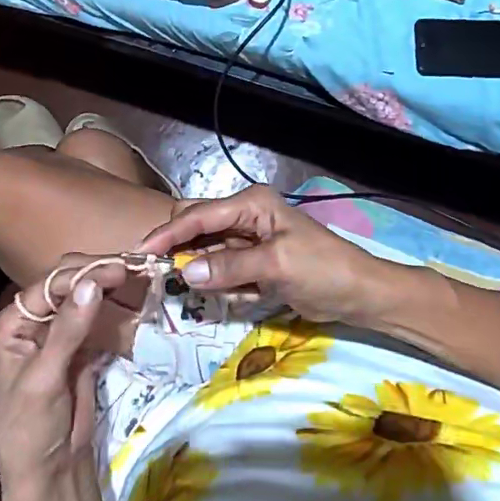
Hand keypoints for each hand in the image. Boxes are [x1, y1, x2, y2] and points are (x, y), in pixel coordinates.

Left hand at [0, 256, 128, 500]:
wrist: (50, 472)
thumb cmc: (30, 426)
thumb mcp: (45, 378)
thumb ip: (68, 330)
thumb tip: (93, 283)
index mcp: (13, 323)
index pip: (49, 286)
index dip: (83, 274)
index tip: (119, 269)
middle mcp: (34, 321)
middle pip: (69, 286)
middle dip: (99, 276)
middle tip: (134, 269)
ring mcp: (61, 333)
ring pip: (88, 300)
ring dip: (112, 290)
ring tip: (139, 279)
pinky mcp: (83, 347)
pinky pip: (101, 320)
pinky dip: (118, 311)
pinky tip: (135, 302)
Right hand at [137, 185, 390, 325]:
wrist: (358, 293)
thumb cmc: (322, 269)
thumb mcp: (275, 265)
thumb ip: (229, 266)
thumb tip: (186, 273)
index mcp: (251, 204)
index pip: (199, 216)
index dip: (168, 234)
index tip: (140, 253)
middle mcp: (245, 216)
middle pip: (197, 229)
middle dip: (179, 252)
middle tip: (157, 274)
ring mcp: (248, 239)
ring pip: (207, 252)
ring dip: (203, 272)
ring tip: (204, 289)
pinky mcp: (252, 262)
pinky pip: (222, 270)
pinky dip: (222, 285)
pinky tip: (243, 296)